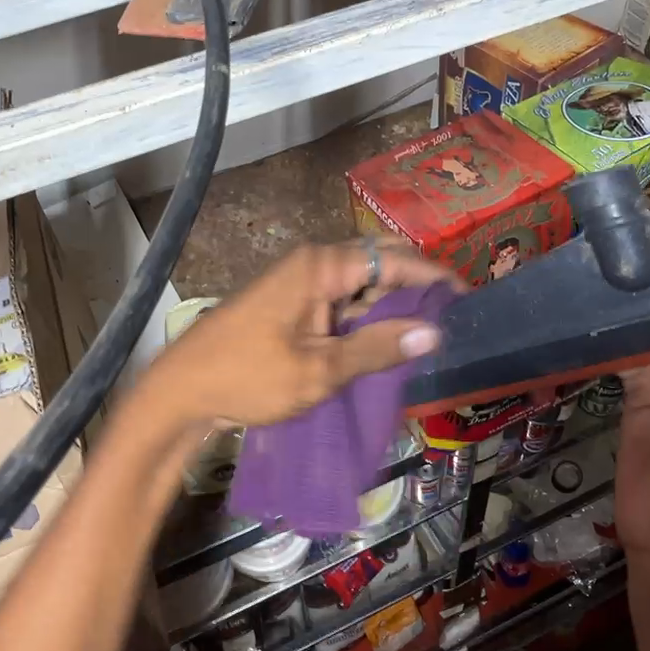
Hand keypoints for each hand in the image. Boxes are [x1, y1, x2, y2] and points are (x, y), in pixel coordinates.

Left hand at [146, 242, 464, 428]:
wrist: (182, 392)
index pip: (392, 259)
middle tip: (448, 318)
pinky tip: (383, 343)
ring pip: (359, 284)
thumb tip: (434, 332)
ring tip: (426, 334)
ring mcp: (299, 283)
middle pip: (376, 262)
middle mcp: (312, 263)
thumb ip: (377, 348)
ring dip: (389, 306)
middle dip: (413, 287)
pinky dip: (364, 318)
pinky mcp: (291, 303)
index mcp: (320, 266)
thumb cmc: (248, 377)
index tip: (467, 298)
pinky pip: (340, 300)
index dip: (432, 277)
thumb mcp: (319, 370)